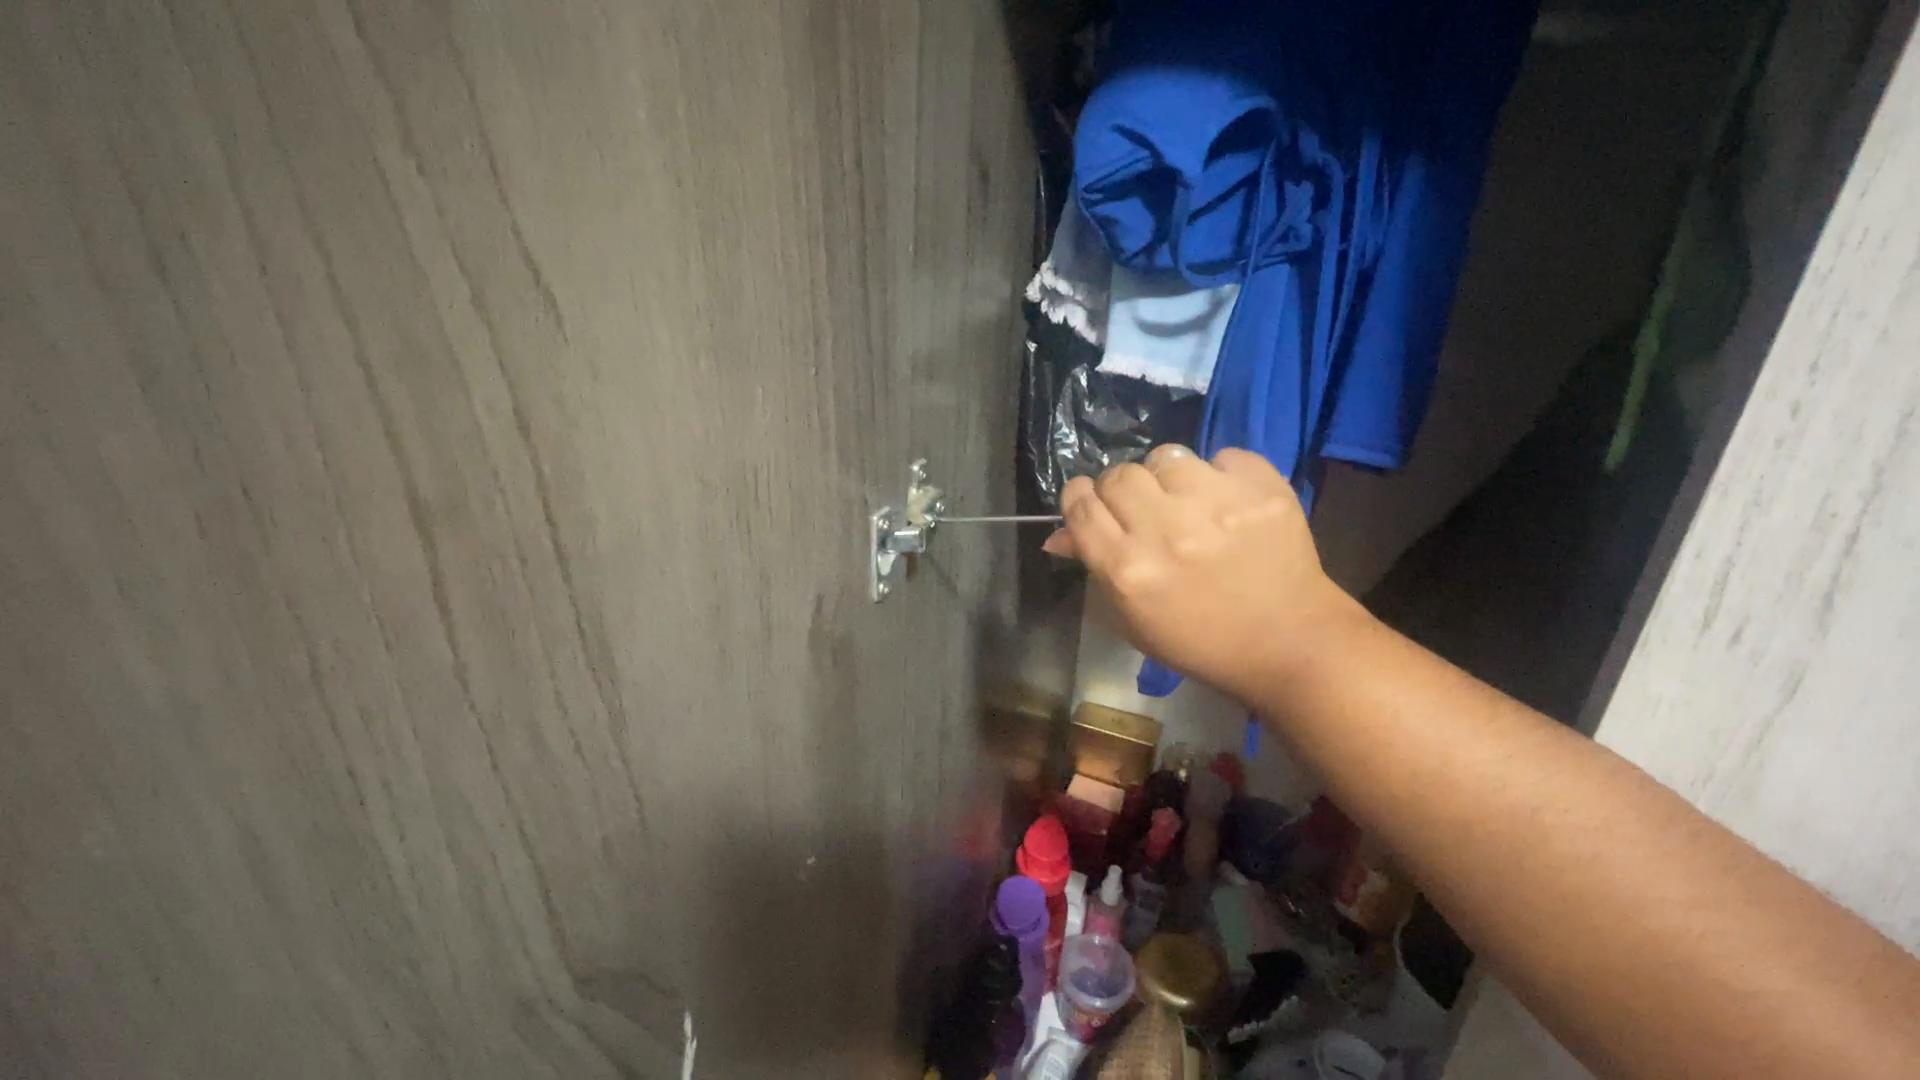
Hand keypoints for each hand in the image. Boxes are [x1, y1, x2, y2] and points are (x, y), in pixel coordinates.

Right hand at [1042, 446, 1355, 699]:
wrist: (1289, 643)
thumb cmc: (1200, 642)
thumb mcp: (1133, 620)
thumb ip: (1094, 570)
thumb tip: (1059, 534)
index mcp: (1128, 569)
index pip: (1080, 504)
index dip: (1081, 499)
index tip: (1092, 504)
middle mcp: (1167, 529)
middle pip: (1118, 475)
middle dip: (1122, 489)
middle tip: (1143, 510)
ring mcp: (1217, 503)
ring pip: (1166, 456)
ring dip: (1169, 477)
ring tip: (1187, 502)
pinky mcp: (1261, 488)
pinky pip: (1222, 455)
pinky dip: (1220, 475)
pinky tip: (1227, 503)